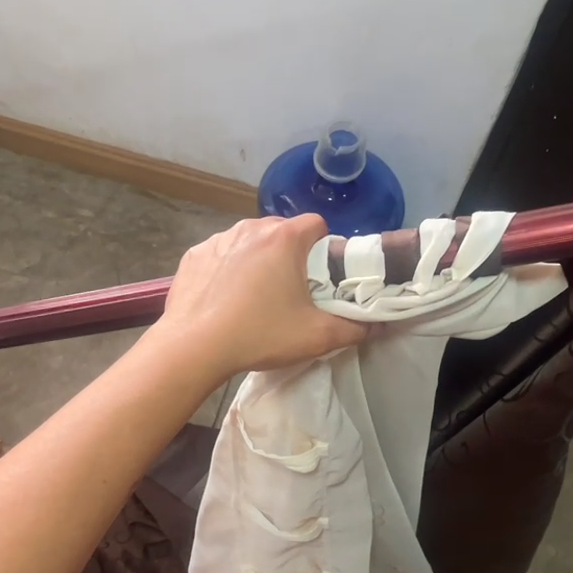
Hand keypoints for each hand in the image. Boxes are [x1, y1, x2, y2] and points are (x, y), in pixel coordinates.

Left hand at [151, 213, 365, 378]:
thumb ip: (355, 328)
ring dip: (257, 260)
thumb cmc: (259, 335)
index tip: (320, 277)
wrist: (193, 348)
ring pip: (248, 241)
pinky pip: (220, 256)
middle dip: (290, 255)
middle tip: (290, 292)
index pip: (316, 224)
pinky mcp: (192, 256)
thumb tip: (379, 324)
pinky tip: (224, 300)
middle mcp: (249, 228)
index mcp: (283, 238)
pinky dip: (226, 271)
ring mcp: (216, 239)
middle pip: (281, 231)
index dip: (324, 248)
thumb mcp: (316, 337)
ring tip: (254, 298)